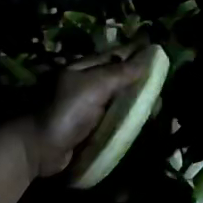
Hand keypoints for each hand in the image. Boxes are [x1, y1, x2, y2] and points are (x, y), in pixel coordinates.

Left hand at [22, 45, 153, 177]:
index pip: (117, 56)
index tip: (162, 60)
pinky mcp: (90, 131)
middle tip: (162, 94)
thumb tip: (151, 53)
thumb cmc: (66, 111)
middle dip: (141, 85)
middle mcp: (87, 86)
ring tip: (159, 111)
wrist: (40, 149)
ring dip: (137, 107)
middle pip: (120, 80)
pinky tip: (144, 126)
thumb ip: (121, 71)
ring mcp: (89, 110)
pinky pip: (115, 122)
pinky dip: (129, 123)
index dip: (138, 56)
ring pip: (120, 103)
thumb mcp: (95, 85)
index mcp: (85, 68)